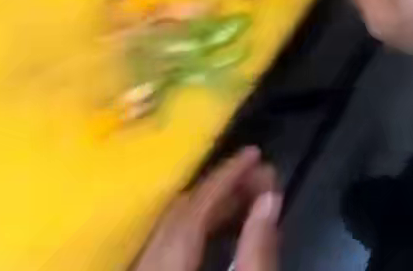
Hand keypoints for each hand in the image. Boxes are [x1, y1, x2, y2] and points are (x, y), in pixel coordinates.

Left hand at [133, 147, 280, 270]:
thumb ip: (257, 249)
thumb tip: (271, 197)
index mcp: (164, 267)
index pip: (192, 210)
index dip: (224, 176)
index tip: (255, 152)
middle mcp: (141, 266)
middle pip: (176, 216)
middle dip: (219, 190)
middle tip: (259, 175)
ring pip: (166, 231)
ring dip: (207, 211)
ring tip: (246, 199)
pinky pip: (158, 250)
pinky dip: (190, 233)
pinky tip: (219, 230)